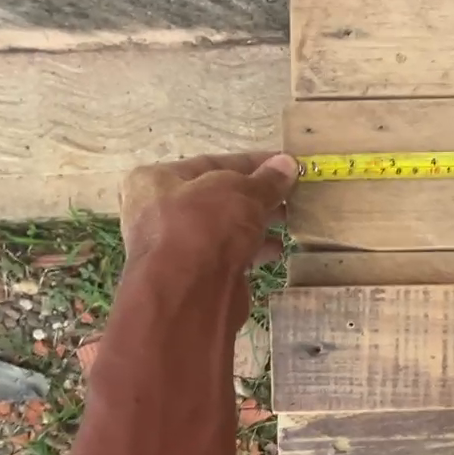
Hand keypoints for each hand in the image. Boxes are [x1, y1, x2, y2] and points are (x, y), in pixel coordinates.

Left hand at [119, 152, 299, 270]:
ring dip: (259, 222)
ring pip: (227, 224)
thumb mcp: (241, 194)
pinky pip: (231, 250)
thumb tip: (288, 164)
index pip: (215, 163)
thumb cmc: (205, 228)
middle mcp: (160, 207)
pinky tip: (279, 247)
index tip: (288, 166)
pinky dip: (255, 247)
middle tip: (295, 195)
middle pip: (220, 194)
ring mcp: (178, 240)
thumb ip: (266, 180)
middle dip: (259, 195)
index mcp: (158, 179)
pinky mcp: (197, 268)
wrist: (189, 291)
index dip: (256, 163)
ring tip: (293, 220)